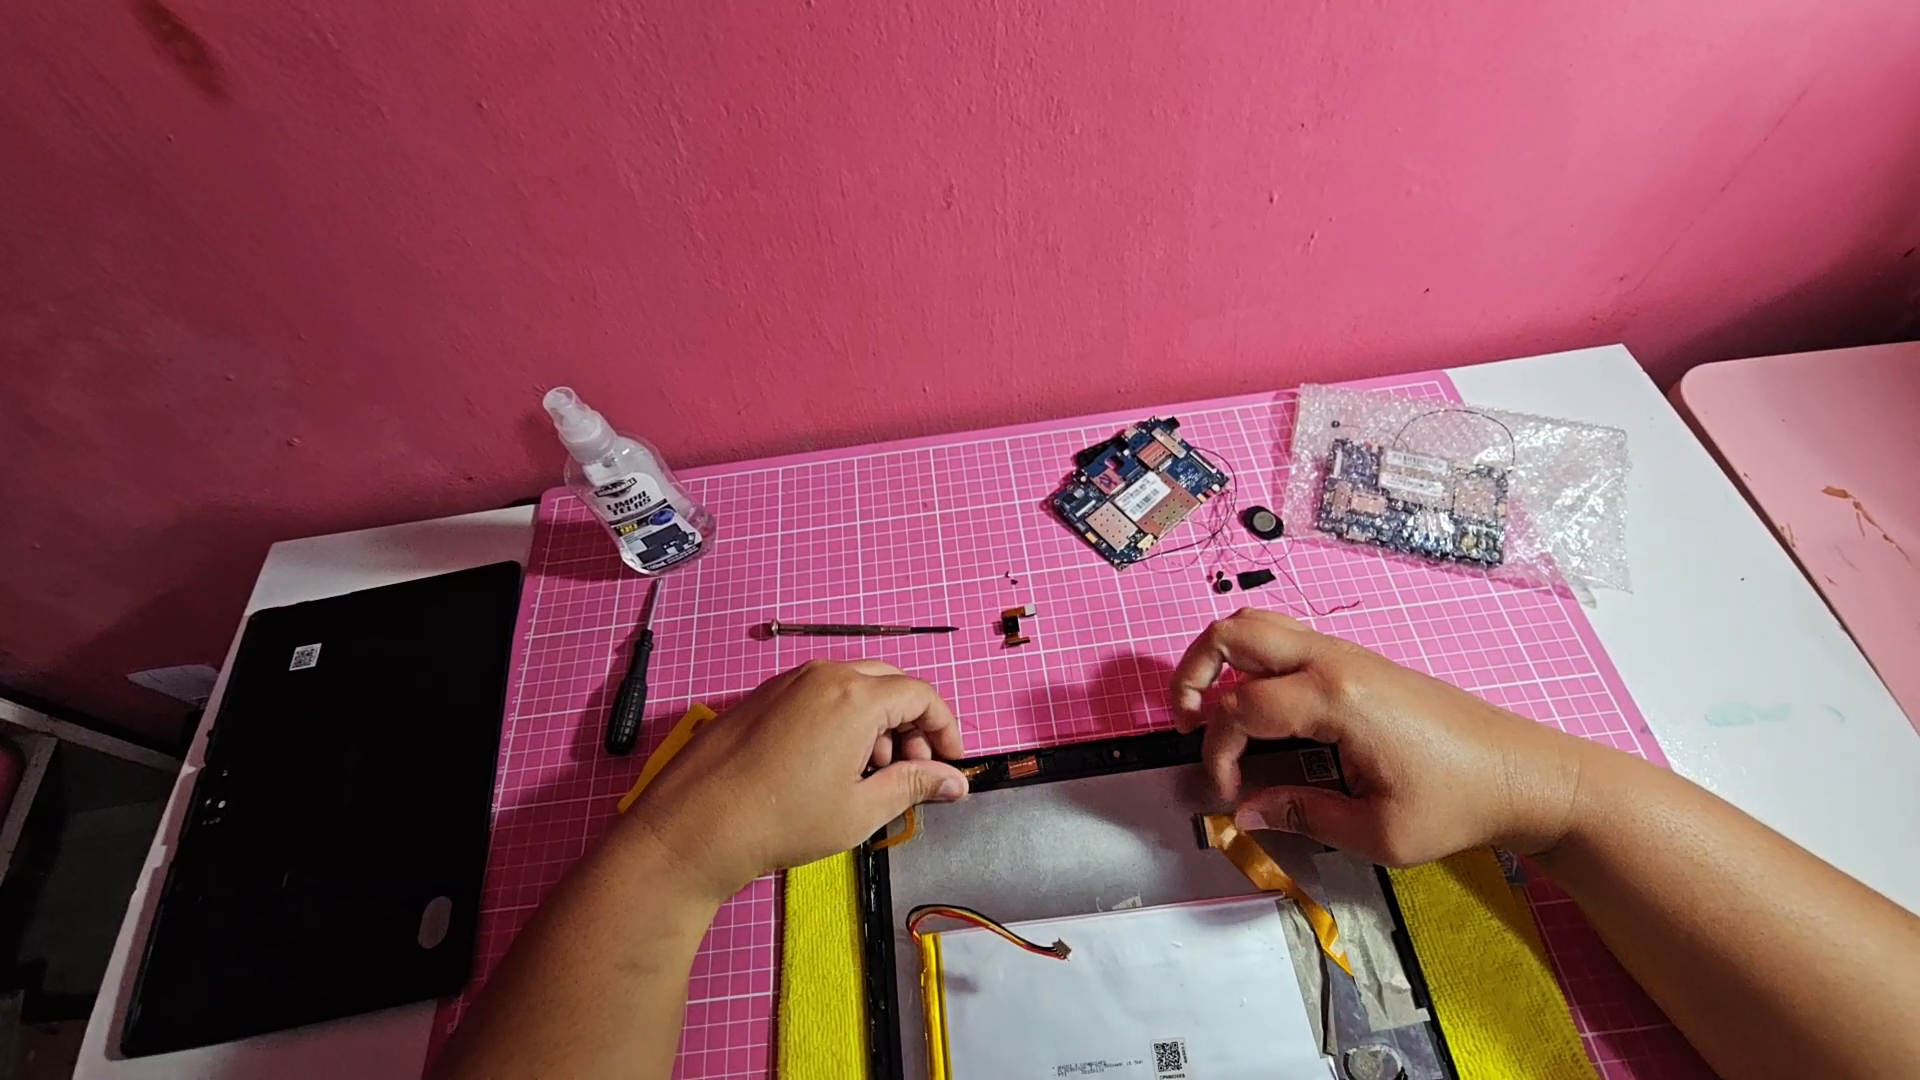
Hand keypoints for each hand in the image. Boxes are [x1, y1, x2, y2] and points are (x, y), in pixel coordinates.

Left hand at [623, 659, 968, 898]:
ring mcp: (791, 680)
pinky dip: (844, 718)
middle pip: (890, 684)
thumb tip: (957, 783)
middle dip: (911, 724)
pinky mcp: (767, 694)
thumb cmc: (784, 821)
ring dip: (878, 722)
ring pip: (855, 687)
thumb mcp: (861, 809)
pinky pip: (822, 692)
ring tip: (871, 773)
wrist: (696, 826)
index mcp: (856, 696)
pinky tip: (833, 762)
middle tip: (914, 769)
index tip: (950, 762)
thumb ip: (915, 785)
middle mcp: (826, 675)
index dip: (944, 727)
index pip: (921, 695)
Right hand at [1171, 608, 1590, 866]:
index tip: (1227, 791)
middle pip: (1231, 634)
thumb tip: (1245, 812)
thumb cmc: (1459, 804)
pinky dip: (1248, 658)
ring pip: (1254, 622)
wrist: (1526, 773)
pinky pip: (1281, 635)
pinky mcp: (1352, 658)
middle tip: (1186, 719)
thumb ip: (1300, 814)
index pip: (1241, 709)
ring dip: (1217, 657)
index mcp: (1334, 697)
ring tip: (1209, 702)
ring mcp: (1342, 652)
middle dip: (1192, 673)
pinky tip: (1254, 699)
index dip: (1217, 752)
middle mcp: (1331, 660)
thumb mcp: (1378, 832)